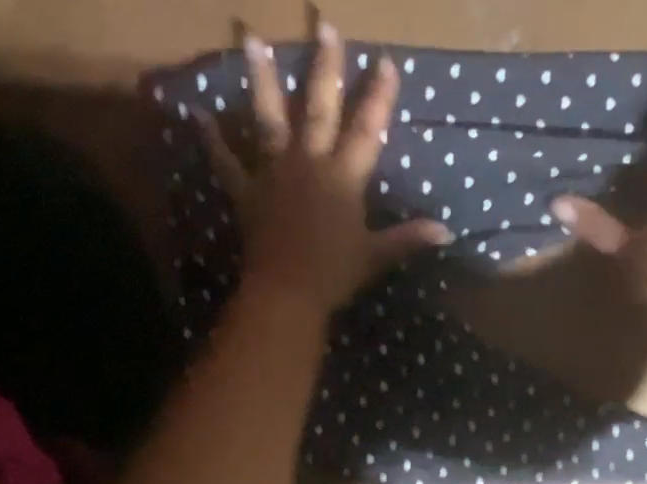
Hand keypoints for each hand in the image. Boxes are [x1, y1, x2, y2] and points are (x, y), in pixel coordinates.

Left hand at [197, 22, 452, 314]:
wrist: (286, 294)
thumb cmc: (334, 275)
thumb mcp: (376, 256)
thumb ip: (408, 238)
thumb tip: (446, 231)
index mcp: (344, 177)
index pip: (368, 128)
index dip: (379, 96)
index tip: (386, 61)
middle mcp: (309, 164)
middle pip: (318, 107)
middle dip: (325, 67)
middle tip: (324, 26)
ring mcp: (274, 174)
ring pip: (268, 118)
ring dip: (261, 79)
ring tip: (252, 40)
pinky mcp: (247, 193)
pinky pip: (227, 163)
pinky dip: (213, 140)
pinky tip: (199, 114)